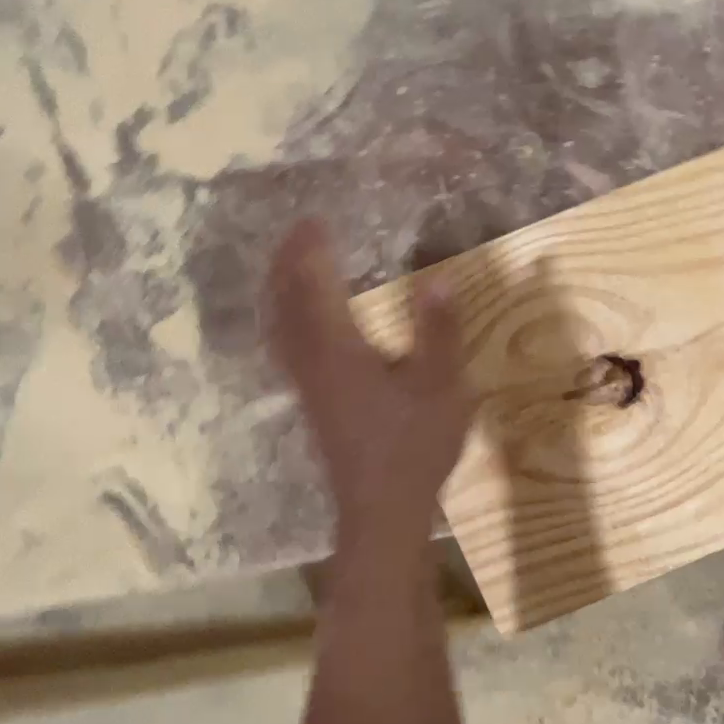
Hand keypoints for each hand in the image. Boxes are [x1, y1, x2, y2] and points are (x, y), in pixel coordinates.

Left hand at [267, 219, 474, 539]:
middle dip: (289, 263)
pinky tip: (303, 327)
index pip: (315, 286)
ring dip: (282, 290)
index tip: (317, 219)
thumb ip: (439, 332)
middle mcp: (311, 360)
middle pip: (286, 302)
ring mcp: (307, 385)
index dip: (313, 251)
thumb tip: (438, 279)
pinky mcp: (314, 403)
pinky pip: (287, 345)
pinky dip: (288, 320)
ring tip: (293, 268)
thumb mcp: (442, 386)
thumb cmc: (416, 443)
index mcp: (338, 349)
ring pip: (280, 325)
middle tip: (300, 234)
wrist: (382, 504)